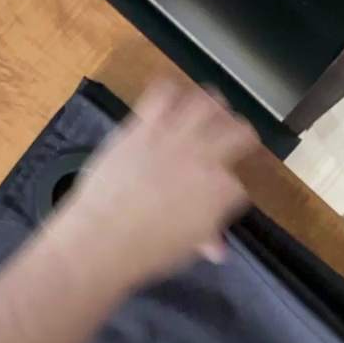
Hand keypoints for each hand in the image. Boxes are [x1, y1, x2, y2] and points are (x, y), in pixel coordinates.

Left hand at [46, 80, 255, 288]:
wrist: (103, 238)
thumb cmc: (147, 251)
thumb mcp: (186, 248)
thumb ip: (205, 236)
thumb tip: (216, 245)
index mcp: (222, 190)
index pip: (238, 182)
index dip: (231, 185)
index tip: (224, 189)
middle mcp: (205, 157)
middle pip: (239, 132)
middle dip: (240, 133)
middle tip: (236, 133)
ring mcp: (174, 138)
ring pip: (207, 103)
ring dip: (213, 104)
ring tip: (212, 105)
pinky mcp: (144, 127)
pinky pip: (163, 94)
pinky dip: (170, 92)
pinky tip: (171, 98)